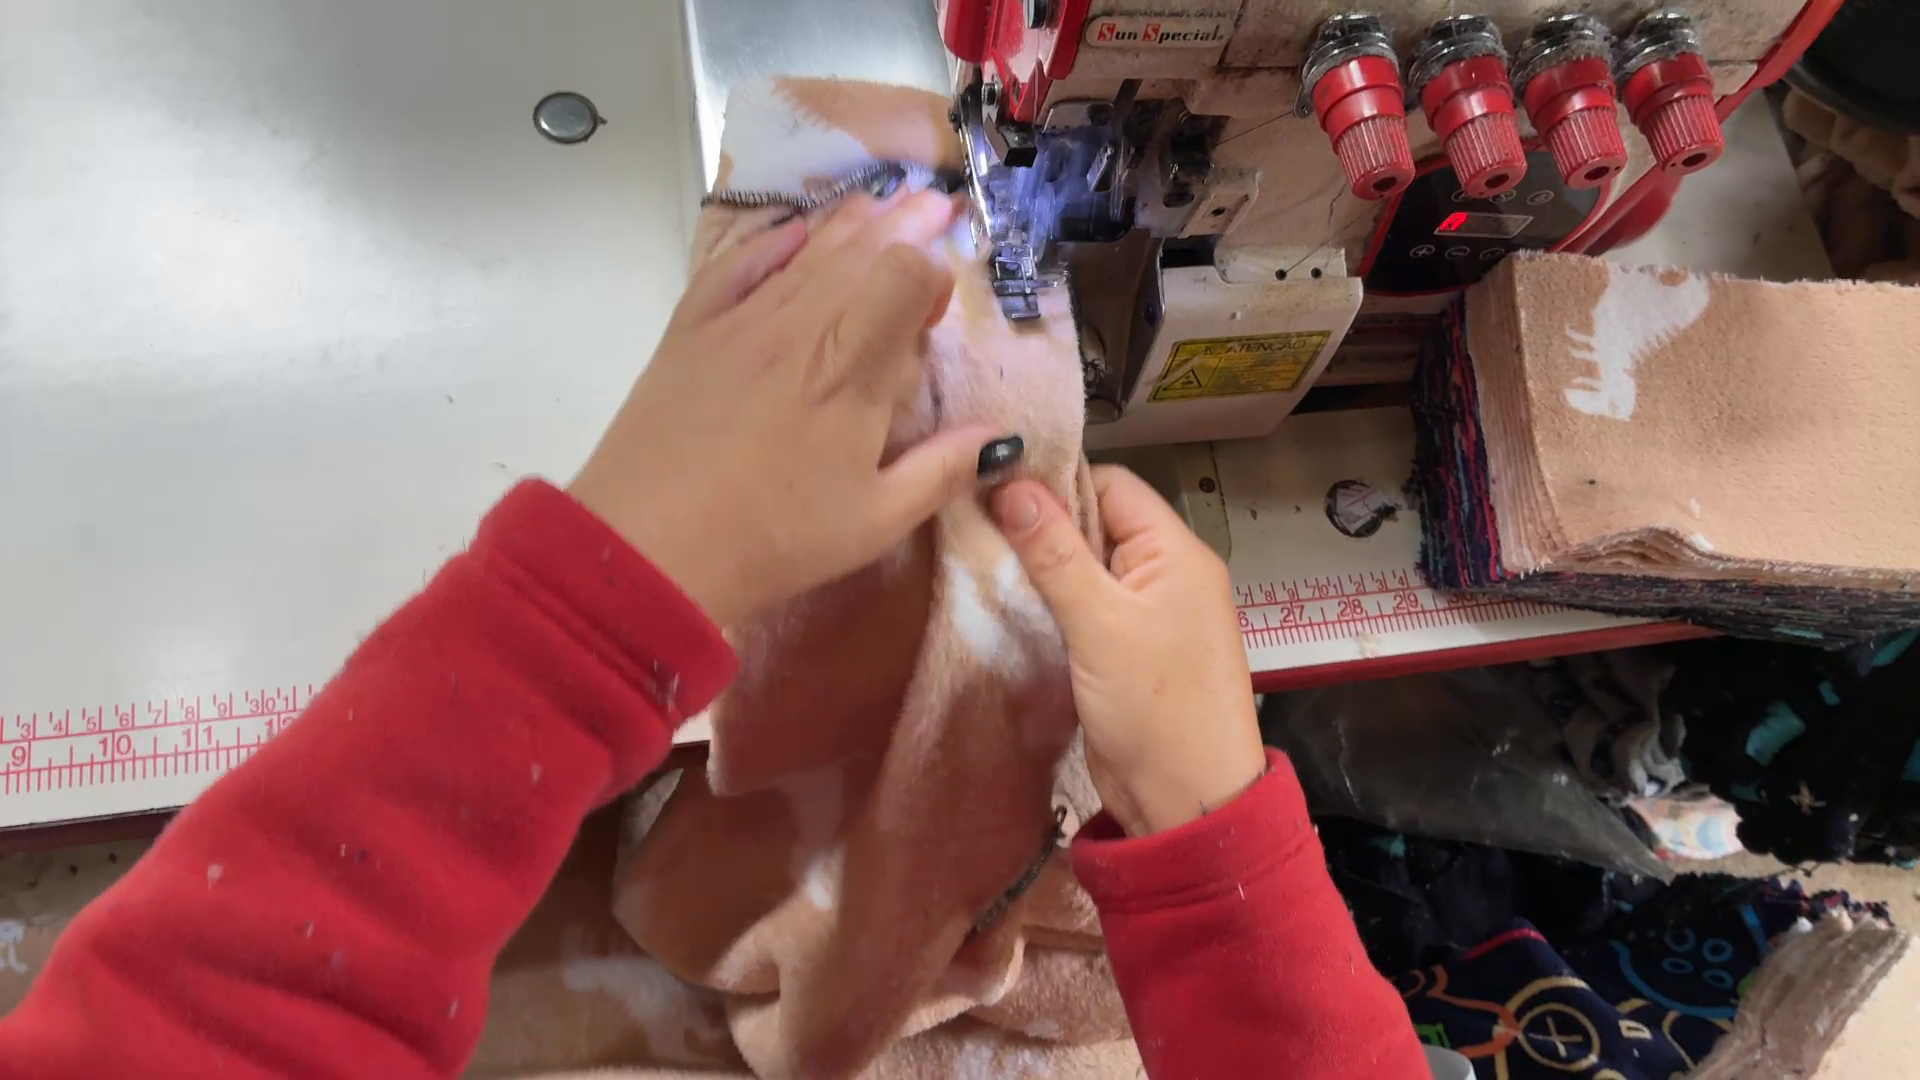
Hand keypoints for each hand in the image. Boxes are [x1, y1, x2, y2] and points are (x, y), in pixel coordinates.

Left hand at [571, 192, 1001, 626]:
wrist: (652, 547)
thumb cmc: (776, 537)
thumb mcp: (876, 520)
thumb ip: (943, 471)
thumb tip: (1000, 439)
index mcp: (853, 367)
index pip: (906, 276)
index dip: (932, 276)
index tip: (938, 309)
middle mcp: (801, 324)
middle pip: (861, 249)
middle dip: (904, 224)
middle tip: (932, 206)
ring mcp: (741, 319)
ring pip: (806, 248)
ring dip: (851, 222)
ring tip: (882, 201)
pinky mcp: (692, 327)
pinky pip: (737, 262)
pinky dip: (772, 240)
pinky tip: (792, 229)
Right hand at [991, 466, 1265, 835]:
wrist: (1186, 801)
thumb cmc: (1153, 704)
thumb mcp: (1099, 621)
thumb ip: (1053, 551)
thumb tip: (1010, 483)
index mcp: (1175, 551)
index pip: (1112, 486)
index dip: (1058, 482)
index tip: (996, 488)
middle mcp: (1164, 571)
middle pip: (1097, 523)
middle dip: (1043, 522)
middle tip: (978, 521)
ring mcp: (1145, 610)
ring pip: (1086, 565)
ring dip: (1043, 563)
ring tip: (983, 554)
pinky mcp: (1125, 645)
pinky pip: (1086, 603)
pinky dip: (1052, 598)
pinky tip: (1011, 597)